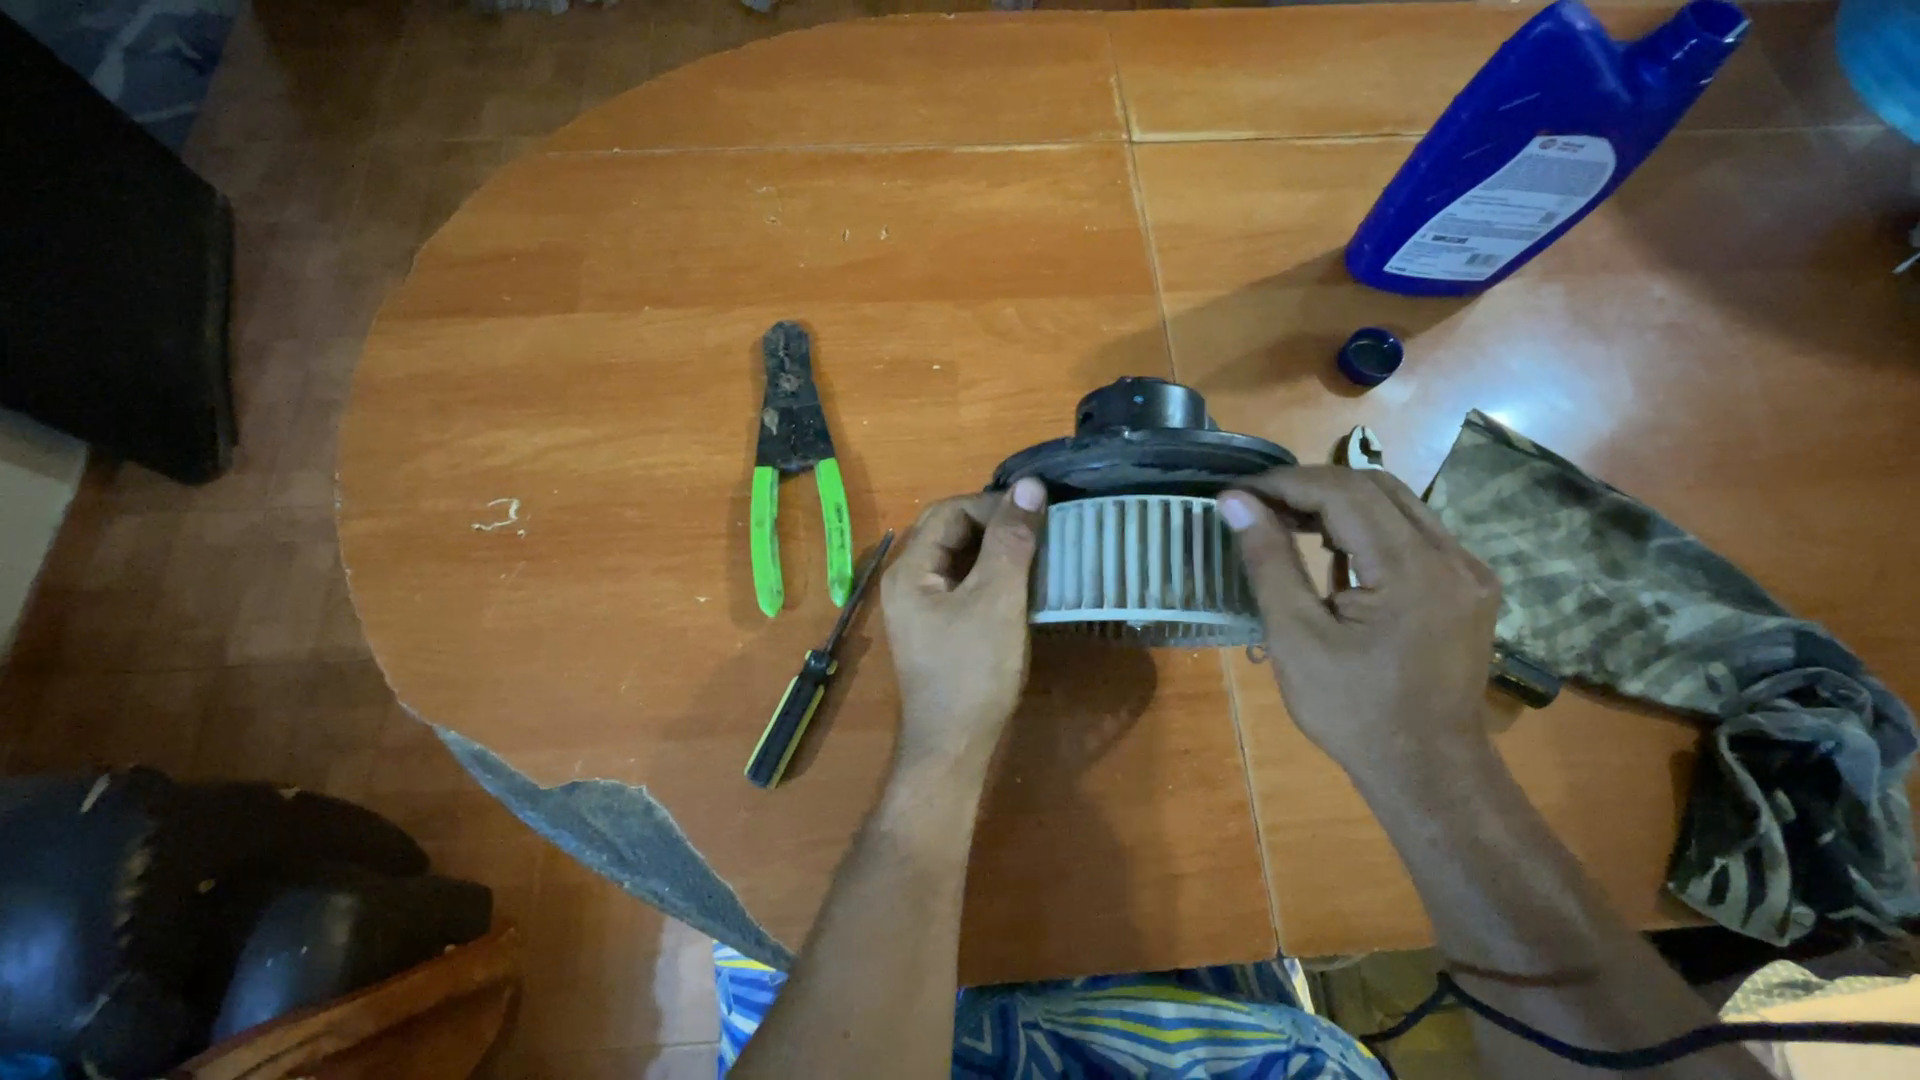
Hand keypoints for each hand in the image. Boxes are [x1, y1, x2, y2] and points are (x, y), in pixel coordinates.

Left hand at [881, 478, 1047, 775]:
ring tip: (1040, 550)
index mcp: (910, 570)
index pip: (949, 511)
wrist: (954, 744)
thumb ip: (1011, 541)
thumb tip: (1031, 485)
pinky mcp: (940, 628)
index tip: (1038, 514)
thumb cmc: (973, 670)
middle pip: (950, 532)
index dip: (992, 505)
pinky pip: (966, 585)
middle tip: (1042, 529)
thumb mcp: (996, 600)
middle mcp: (908, 582)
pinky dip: (995, 576)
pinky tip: (1026, 583)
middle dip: (995, 524)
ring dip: (998, 549)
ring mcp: (922, 608)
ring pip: (960, 559)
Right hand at [1218, 466, 1500, 777]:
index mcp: (1412, 570)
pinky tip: (1330, 551)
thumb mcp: (1296, 637)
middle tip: (1257, 506)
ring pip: (1398, 506)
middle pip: (1375, 488)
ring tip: (1284, 522)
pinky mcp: (1467, 588)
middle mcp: (1452, 558)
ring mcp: (1468, 572)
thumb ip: (1269, 561)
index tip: (1237, 493)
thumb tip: (1235, 503)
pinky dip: (1367, 530)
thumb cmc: (1352, 712)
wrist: (1427, 771)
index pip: (1344, 493)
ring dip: (1338, 505)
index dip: (1286, 484)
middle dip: (1310, 488)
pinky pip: (1413, 535)